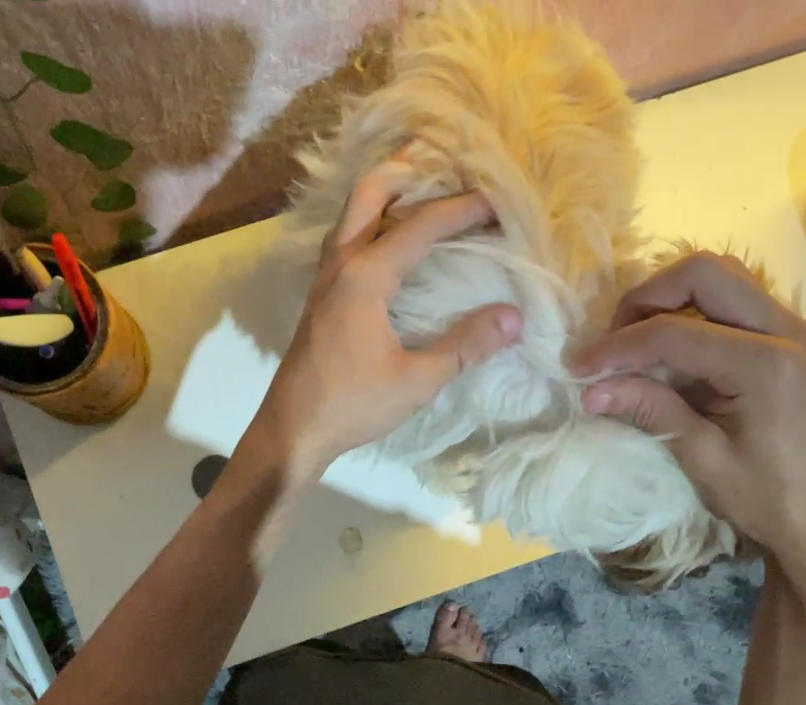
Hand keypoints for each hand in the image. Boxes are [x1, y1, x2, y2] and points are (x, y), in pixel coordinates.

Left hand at [237, 163, 522, 485]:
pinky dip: (374, 222)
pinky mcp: (321, 295)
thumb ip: (464, 347)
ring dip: (388, 194)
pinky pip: (348, 238)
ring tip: (428, 196)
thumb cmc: (351, 406)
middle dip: (410, 172)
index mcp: (364, 277)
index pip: (420, 225)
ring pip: (353, 212)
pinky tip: (395, 242)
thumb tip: (513, 318)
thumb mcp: (416, 382)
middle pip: (370, 191)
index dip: (462, 208)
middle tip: (450, 172)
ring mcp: (325, 277)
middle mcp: (340, 264)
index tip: (498, 201)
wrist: (292, 429)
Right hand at [571, 253, 805, 600]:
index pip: (674, 333)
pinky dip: (695, 314)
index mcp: (766, 364)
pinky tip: (670, 355)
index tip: (577, 367)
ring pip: (722, 279)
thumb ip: (652, 411)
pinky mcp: (791, 342)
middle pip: (704, 274)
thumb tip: (591, 391)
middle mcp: (786, 329)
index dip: (618, 347)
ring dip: (671, 300)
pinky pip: (736, 303)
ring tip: (636, 344)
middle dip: (646, 299)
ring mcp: (794, 330)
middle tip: (613, 342)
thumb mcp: (704, 459)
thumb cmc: (768, 502)